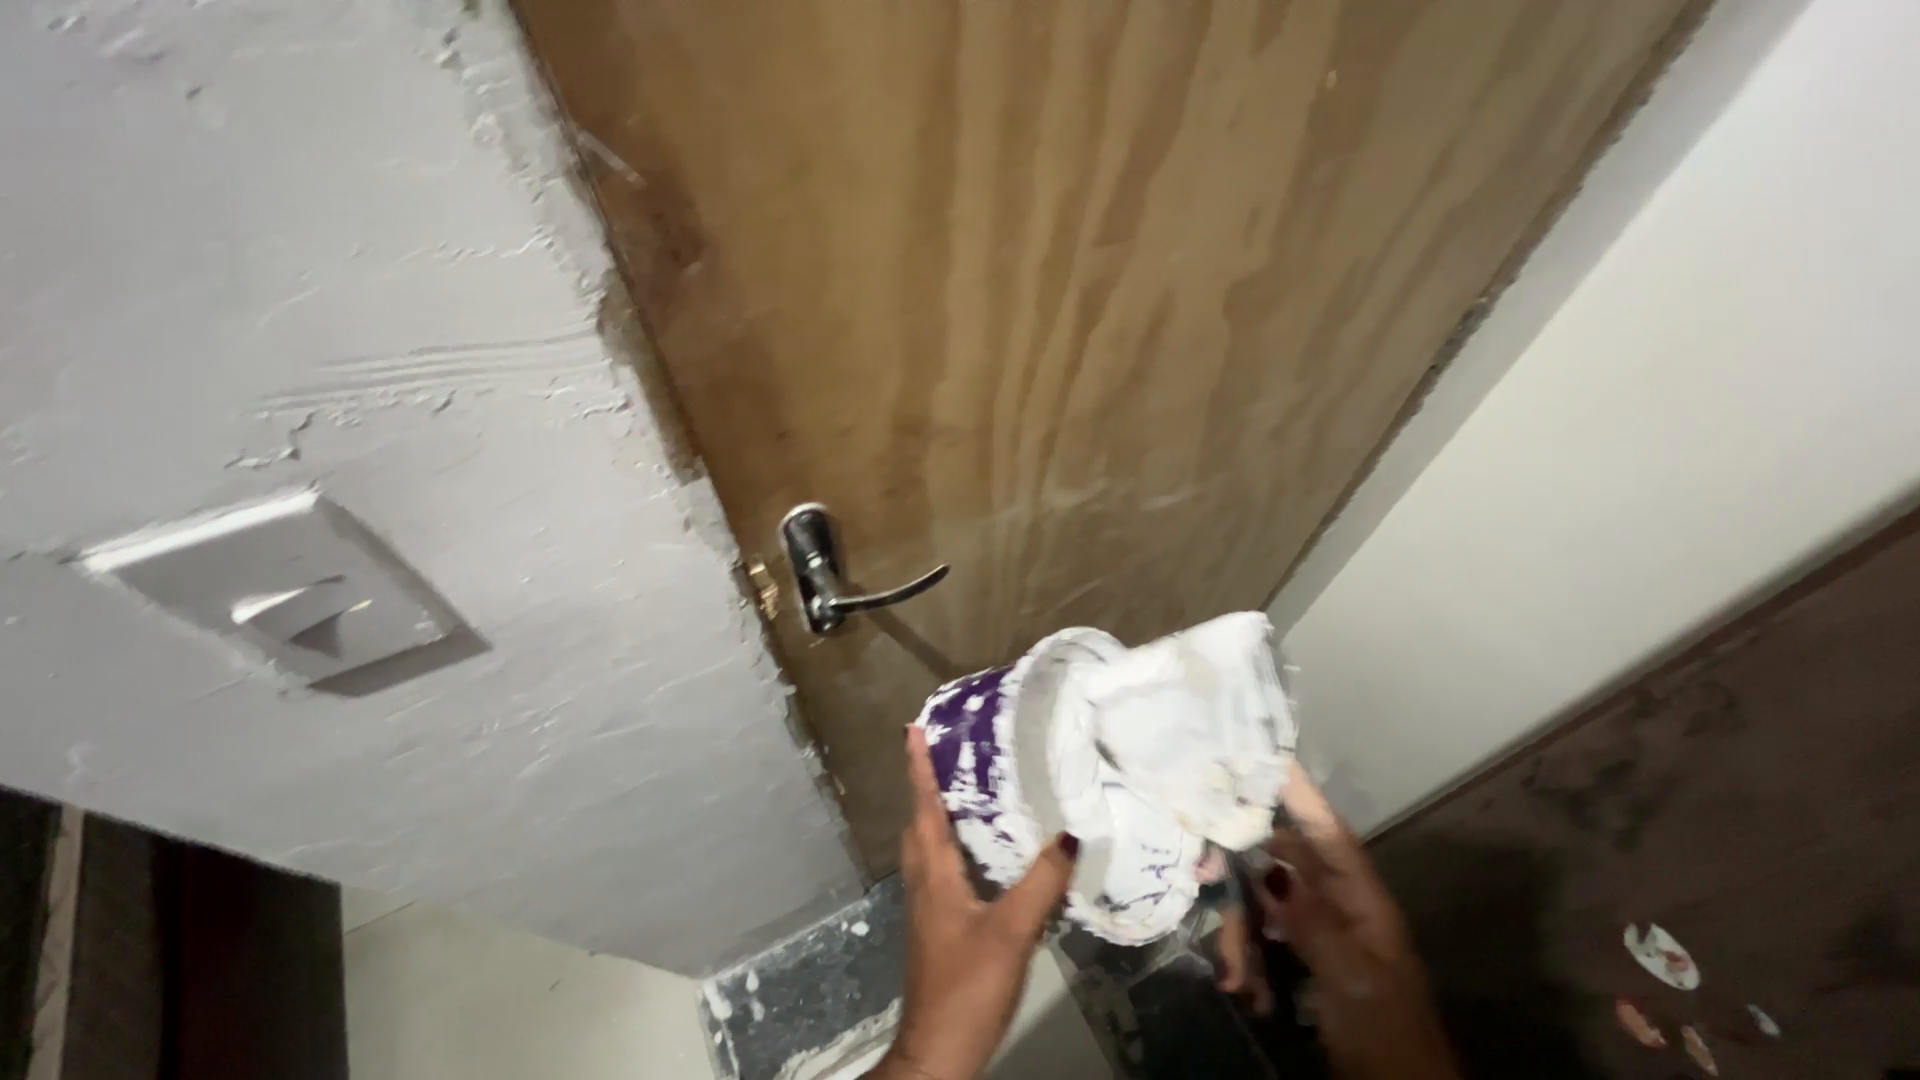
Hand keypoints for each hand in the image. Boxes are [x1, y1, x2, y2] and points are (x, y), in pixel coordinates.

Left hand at [867, 726, 1078, 1079]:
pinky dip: (950, 845)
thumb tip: (1068, 833)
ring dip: (936, 813)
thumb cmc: (968, 983)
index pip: (923, 807)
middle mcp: (922, 881)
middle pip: (918, 821)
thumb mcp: (1012, 931)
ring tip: (965, 791)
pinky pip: (938, 869)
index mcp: (933, 873)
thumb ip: (1040, 882)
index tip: (912, 729)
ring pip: (925, 846)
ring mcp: (926, 906)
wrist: (938, 1048)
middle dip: (926, 784)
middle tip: (946, 753)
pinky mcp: (935, 926)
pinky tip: (978, 854)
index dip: (918, 767)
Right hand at [1223, 763, 1458, 1079]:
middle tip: (1206, 871)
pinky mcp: (1302, 956)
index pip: (1329, 835)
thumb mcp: (1353, 976)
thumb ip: (1315, 923)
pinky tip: (1242, 985)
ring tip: (1235, 975)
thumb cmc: (1386, 1029)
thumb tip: (1275, 877)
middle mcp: (1337, 905)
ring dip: (1244, 931)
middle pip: (1283, 866)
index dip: (1302, 796)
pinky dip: (1248, 957)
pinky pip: (1264, 938)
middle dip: (1245, 872)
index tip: (1268, 757)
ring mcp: (1318, 931)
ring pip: (1265, 903)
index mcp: (1362, 901)